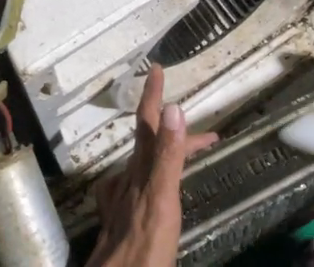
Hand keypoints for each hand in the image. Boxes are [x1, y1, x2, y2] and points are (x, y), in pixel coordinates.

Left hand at [89, 64, 217, 266]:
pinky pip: (135, 188)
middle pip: (149, 141)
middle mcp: (129, 179)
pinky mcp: (120, 220)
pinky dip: (149, 178)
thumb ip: (167, 156)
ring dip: (164, 150)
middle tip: (193, 119)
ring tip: (181, 150)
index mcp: (141, 170)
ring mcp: (122, 200)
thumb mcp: (161, 198)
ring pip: (144, 163)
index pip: (147, 122)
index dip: (153, 95)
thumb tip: (173, 108)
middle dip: (169, 124)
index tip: (156, 68)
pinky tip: (145, 185)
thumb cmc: (143, 245)